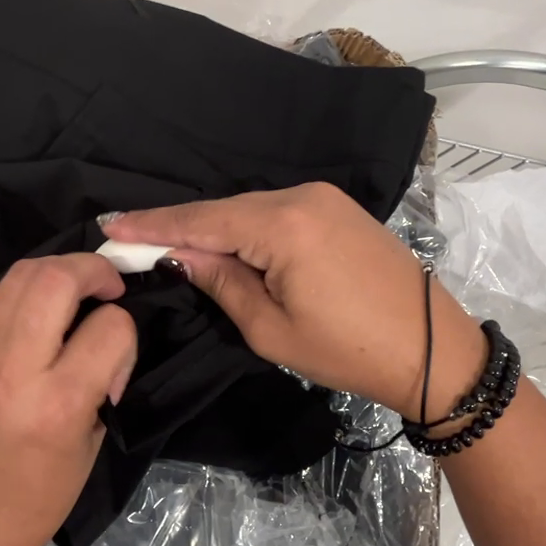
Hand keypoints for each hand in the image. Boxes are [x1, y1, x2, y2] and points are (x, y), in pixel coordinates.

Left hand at [0, 253, 137, 545]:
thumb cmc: (40, 496)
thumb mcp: (92, 440)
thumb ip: (104, 375)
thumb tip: (110, 326)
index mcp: (56, 405)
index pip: (109, 328)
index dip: (127, 332)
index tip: (118, 360)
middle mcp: (12, 369)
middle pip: (55, 278)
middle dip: (93, 269)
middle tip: (110, 288)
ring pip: (23, 273)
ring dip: (61, 271)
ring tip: (80, 291)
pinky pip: (2, 297)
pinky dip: (32, 292)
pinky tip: (46, 314)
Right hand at [103, 182, 485, 422]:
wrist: (434, 350)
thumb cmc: (348, 350)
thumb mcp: (270, 329)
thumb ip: (220, 282)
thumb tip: (179, 255)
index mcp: (282, 225)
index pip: (201, 221)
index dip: (153, 225)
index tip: (110, 225)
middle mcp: (300, 196)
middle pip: (223, 210)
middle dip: (178, 226)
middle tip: (132, 238)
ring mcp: (322, 198)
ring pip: (248, 209)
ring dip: (212, 228)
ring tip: (168, 243)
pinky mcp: (336, 208)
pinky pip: (274, 211)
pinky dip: (244, 227)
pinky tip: (222, 241)